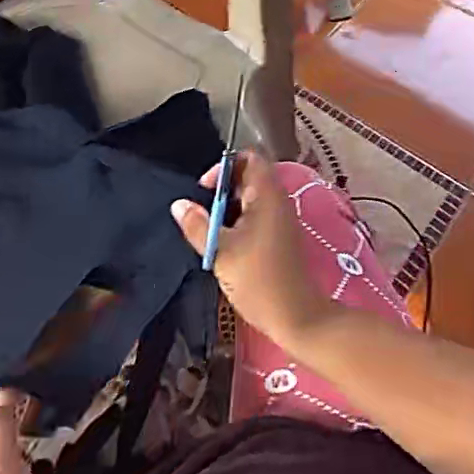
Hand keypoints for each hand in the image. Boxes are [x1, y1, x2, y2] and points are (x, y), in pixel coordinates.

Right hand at [172, 152, 331, 348]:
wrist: (295, 314)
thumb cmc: (258, 280)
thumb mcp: (220, 252)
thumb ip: (198, 225)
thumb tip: (179, 204)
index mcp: (267, 196)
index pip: (250, 159)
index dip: (225, 166)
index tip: (204, 189)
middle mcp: (278, 201)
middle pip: (249, 177)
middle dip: (222, 190)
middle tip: (201, 213)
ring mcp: (280, 218)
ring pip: (250, 198)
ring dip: (228, 208)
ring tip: (208, 230)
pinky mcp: (279, 235)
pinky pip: (256, 215)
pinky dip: (238, 222)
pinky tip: (222, 243)